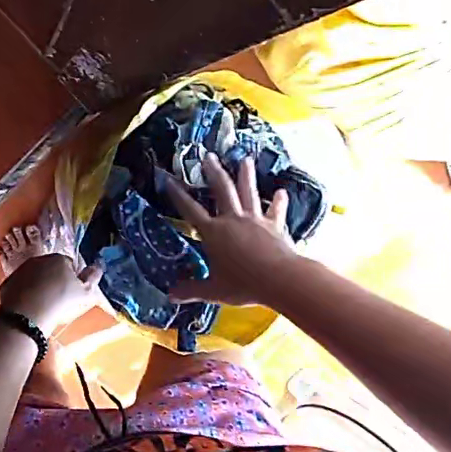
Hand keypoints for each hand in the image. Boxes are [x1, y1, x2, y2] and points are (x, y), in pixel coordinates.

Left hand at [0, 254, 103, 335]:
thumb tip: (97, 266)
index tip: (71, 293)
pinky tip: (28, 307)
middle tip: (58, 300)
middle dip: (54, 280)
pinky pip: (19, 287)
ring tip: (43, 305)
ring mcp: (21, 270)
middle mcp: (38, 260)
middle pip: (50, 269)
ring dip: (38, 286)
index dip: (72, 279)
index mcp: (59, 259)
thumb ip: (93, 278)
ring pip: (33, 277)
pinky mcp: (8, 282)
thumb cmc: (61, 302)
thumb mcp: (85, 293)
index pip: (69, 265)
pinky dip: (23, 294)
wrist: (28, 315)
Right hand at [163, 155, 299, 306]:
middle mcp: (232, 219)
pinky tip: (282, 191)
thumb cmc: (242, 284)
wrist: (279, 278)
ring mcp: (255, 219)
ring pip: (249, 192)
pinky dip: (279, 201)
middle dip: (213, 172)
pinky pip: (276, 210)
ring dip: (246, 175)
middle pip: (221, 190)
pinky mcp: (275, 225)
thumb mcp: (213, 290)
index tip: (168, 178)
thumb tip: (170, 295)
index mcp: (213, 233)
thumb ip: (192, 289)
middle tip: (208, 156)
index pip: (190, 210)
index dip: (177, 195)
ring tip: (245, 159)